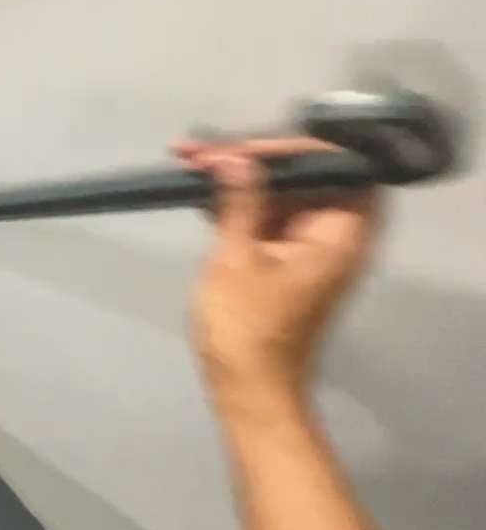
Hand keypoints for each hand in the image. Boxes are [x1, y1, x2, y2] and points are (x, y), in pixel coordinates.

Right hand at [178, 138, 379, 421]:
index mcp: (342, 234)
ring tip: (187, 165)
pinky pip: (266, 217)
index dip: (288, 149)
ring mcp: (309, 247)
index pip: (335, 167)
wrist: (248, 380)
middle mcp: (336, 235)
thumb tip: (233, 158)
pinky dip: (235, 203)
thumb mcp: (235, 258)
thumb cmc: (245, 323)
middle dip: (252, 158)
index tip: (232, 150)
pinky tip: (198, 195)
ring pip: (281, 195)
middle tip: (195, 153)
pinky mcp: (283, 258)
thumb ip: (240, 204)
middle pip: (307, 177)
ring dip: (236, 178)